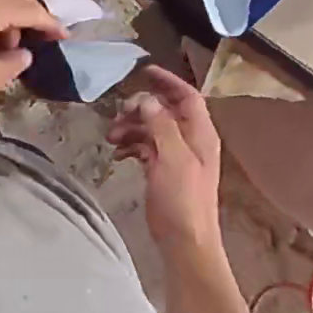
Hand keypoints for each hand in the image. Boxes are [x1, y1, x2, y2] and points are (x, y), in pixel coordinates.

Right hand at [109, 65, 221, 250]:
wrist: (185, 241)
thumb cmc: (183, 200)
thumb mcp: (173, 158)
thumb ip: (161, 126)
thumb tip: (146, 100)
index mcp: (200, 134)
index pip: (187, 96)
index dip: (168, 81)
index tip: (144, 71)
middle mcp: (190, 141)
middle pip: (164, 111)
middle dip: (140, 108)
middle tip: (118, 115)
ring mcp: (176, 156)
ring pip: (151, 128)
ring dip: (131, 127)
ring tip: (111, 137)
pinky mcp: (163, 170)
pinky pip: (145, 147)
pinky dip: (131, 145)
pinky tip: (117, 153)